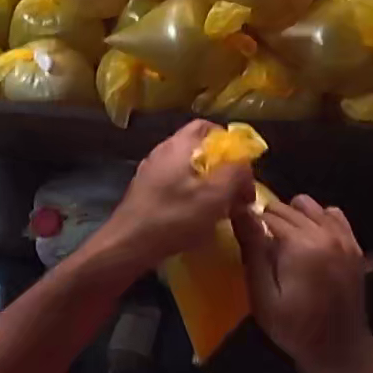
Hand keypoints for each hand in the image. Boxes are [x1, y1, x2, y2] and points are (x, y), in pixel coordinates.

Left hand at [95, 120, 253, 268]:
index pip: (208, 127)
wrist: (127, 245)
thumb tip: (245, 164)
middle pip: (199, 149)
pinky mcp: (145, 192)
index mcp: (179, 145)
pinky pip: (175, 185)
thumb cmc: (174, 217)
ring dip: (207, 185)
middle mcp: (162, 152)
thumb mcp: (215, 195)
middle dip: (221, 168)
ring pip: (187, 169)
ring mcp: (150, 172)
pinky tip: (197, 218)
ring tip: (220, 208)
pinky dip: (191, 196)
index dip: (230, 143)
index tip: (243, 167)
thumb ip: (236, 173)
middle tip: (235, 192)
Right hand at [234, 195, 372, 372]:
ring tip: (284, 241)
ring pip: (309, 205)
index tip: (243, 239)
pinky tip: (309, 240)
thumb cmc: (295, 329)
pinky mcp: (354, 245)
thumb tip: (240, 211)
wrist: (341, 351)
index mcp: (301, 245)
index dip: (251, 224)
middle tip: (261, 246)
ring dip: (293, 216)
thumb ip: (253, 251)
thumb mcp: (263, 297)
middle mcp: (325, 234)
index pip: (267, 216)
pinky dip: (318, 219)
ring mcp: (344, 238)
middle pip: (287, 208)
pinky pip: (333, 214)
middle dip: (269, 220)